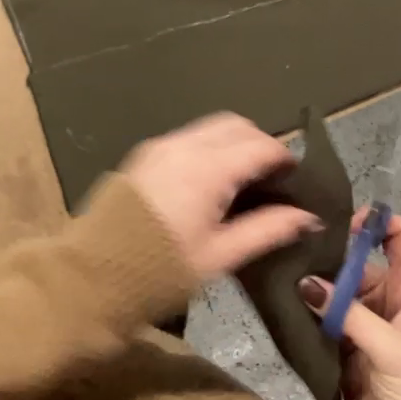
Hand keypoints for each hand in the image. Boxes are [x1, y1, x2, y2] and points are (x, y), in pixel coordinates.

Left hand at [121, 113, 320, 279]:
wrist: (92, 274)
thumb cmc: (161, 270)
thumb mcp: (220, 257)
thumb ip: (267, 230)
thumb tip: (308, 217)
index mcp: (207, 167)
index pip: (260, 145)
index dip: (285, 160)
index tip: (297, 182)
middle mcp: (184, 144)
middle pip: (237, 125)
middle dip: (261, 144)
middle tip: (274, 180)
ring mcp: (161, 145)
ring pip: (212, 127)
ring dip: (235, 143)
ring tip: (245, 182)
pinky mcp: (145, 154)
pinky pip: (189, 137)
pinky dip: (211, 147)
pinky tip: (214, 181)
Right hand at [299, 210, 400, 399]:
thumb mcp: (391, 348)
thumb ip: (350, 314)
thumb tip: (307, 283)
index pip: (399, 236)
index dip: (377, 221)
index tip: (346, 221)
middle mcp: (389, 292)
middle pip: (360, 256)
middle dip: (335, 250)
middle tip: (302, 243)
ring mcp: (366, 312)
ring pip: (339, 281)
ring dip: (319, 276)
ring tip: (289, 264)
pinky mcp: (346, 332)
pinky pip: (327, 306)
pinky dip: (311, 300)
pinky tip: (289, 289)